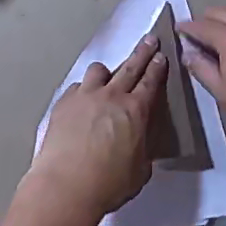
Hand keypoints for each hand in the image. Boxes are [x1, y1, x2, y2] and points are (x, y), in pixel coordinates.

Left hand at [27, 34, 167, 219]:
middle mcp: (112, 96)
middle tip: (149, 39)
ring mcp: (85, 96)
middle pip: (130, 66)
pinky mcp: (64, 102)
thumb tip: (138, 139)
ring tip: (107, 77)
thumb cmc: (109, 184)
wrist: (66, 185)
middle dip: (142, 52)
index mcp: (136, 111)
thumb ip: (142, 146)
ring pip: (99, 71)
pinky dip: (83, 91)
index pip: (151, 82)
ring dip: (107, 72)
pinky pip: (77, 88)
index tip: (161, 55)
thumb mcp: (140, 169)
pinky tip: (82, 101)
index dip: (157, 67)